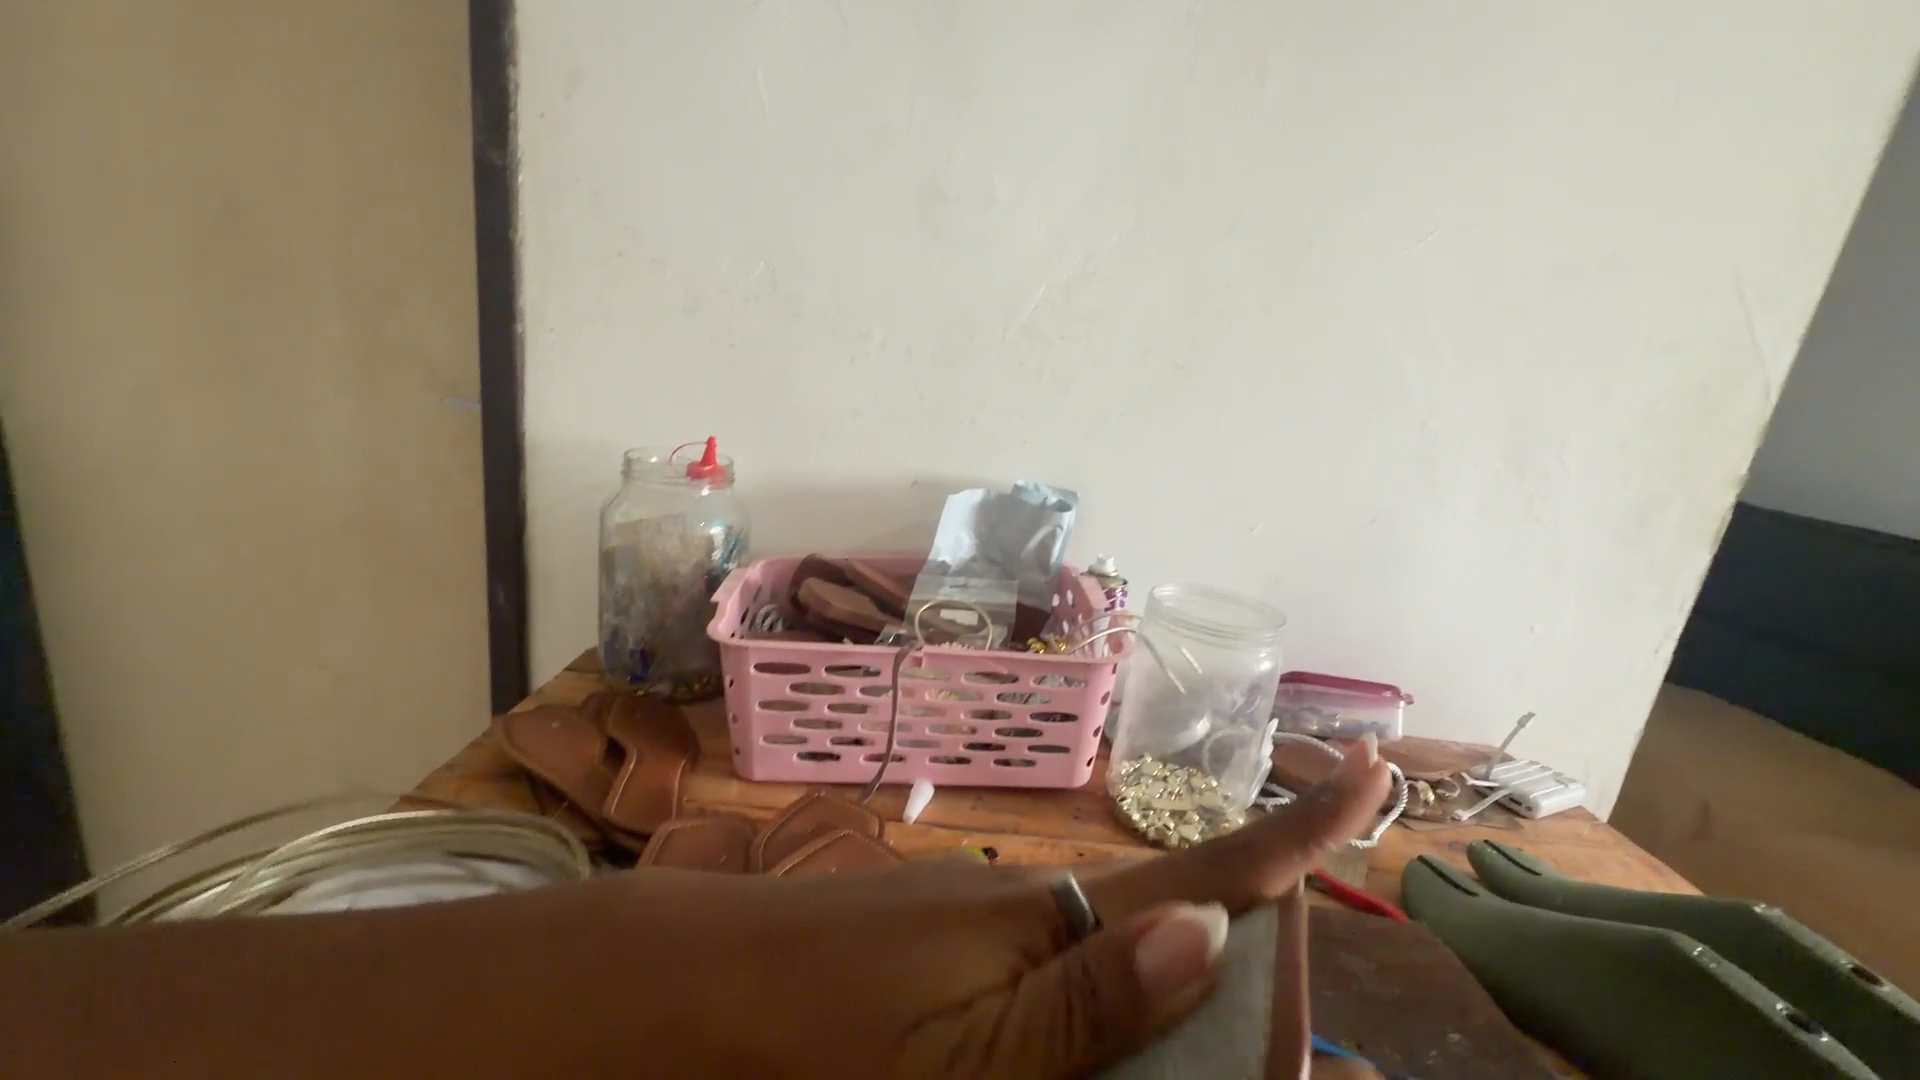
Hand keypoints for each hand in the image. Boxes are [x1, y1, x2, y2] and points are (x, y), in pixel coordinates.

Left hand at [635, 740, 1391, 1077]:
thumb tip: (1209, 929)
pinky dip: (1070, 1030)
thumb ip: (1089, 995)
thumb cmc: (824, 1033)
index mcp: (1051, 927)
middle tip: (1256, 1044)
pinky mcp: (942, 953)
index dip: (1292, 830)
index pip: (1199, 877)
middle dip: (1227, 979)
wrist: (688, 997)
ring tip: (1172, 1045)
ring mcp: (981, 928)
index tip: (1369, 771)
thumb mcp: (969, 1050)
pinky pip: (1037, 988)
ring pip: (1100, 974)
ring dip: (1144, 1022)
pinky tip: (1055, 1060)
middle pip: (1164, 940)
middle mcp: (1028, 912)